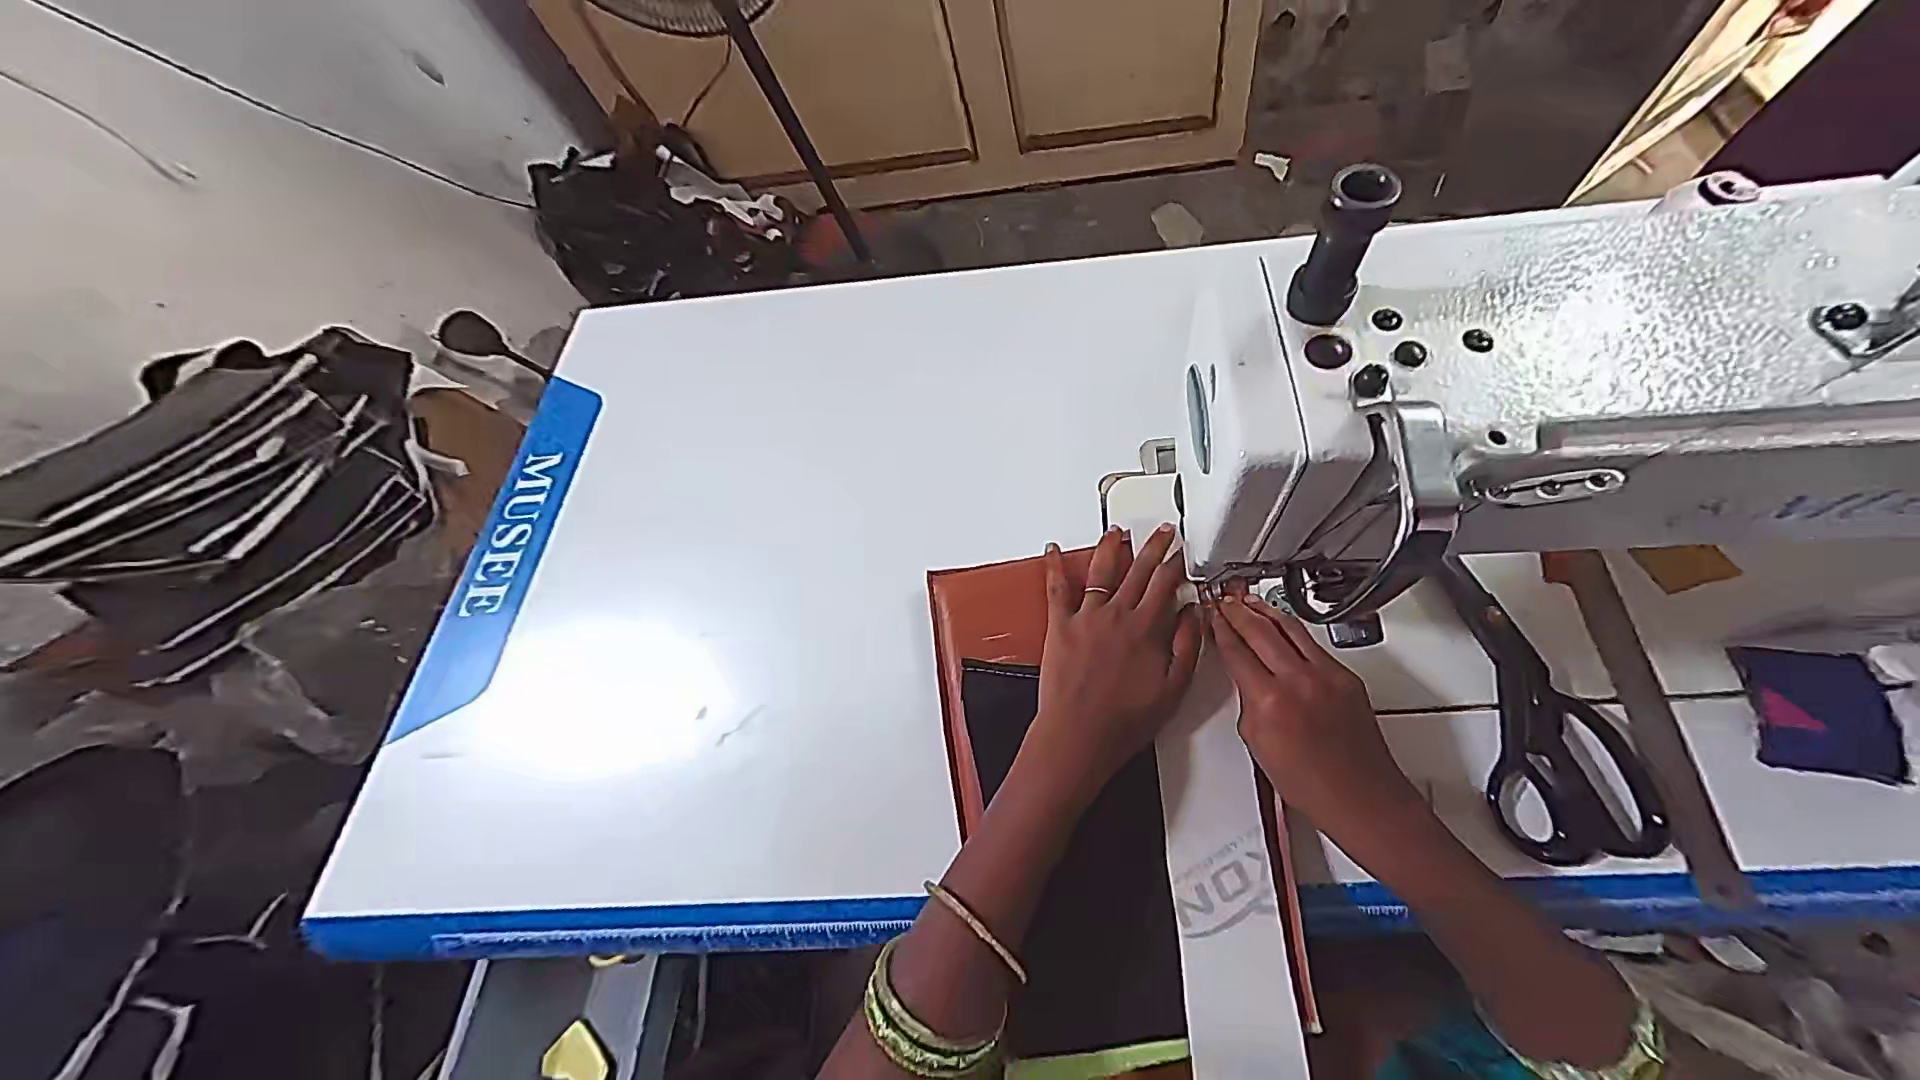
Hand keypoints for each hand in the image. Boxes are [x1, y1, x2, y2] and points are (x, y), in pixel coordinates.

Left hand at [1028, 525, 1202, 798]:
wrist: (1080, 734)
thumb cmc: (1124, 719)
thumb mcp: (1174, 688)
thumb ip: (1187, 646)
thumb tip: (1193, 614)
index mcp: (1145, 629)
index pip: (1165, 584)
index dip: (1176, 564)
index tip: (1182, 553)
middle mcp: (1116, 615)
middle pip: (1138, 570)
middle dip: (1153, 546)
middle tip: (1162, 532)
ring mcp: (1086, 617)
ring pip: (1101, 570)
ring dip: (1111, 547)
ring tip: (1118, 532)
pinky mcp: (1060, 626)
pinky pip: (1056, 588)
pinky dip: (1054, 566)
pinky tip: (1053, 551)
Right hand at [1211, 594, 1422, 837]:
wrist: (1360, 797)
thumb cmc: (1312, 783)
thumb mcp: (1257, 741)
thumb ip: (1247, 701)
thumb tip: (1244, 678)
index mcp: (1269, 700)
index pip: (1235, 650)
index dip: (1219, 628)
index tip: (1212, 618)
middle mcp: (1300, 681)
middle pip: (1259, 629)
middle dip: (1237, 612)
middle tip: (1224, 602)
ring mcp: (1327, 676)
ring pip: (1289, 627)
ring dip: (1264, 610)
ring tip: (1249, 601)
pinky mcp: (1347, 677)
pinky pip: (1312, 642)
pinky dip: (1291, 628)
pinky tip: (1281, 624)